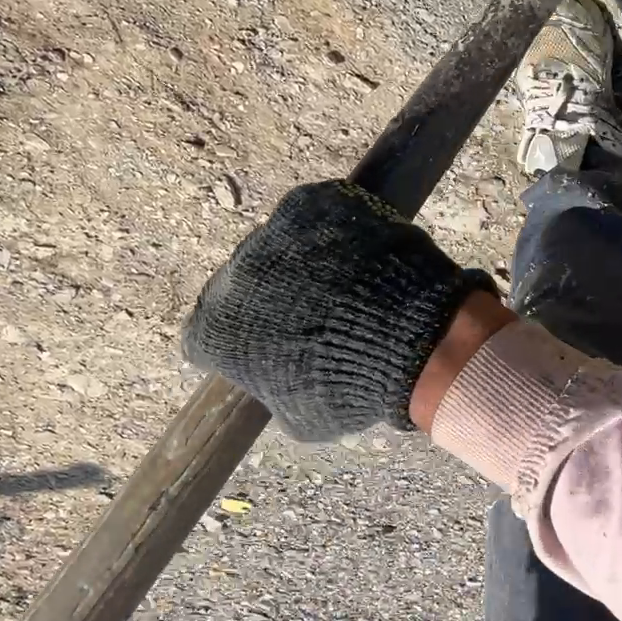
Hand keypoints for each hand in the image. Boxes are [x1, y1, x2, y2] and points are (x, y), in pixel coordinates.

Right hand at [182, 180, 496, 440]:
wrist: (409, 335)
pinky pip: (320, 208)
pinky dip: (340, 219)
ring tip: (357, 274)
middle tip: (329, 302)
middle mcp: (229, 279)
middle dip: (279, 290)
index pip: (212, 328)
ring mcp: (270, 236)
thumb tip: (284, 376)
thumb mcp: (303, 417)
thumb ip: (277, 390)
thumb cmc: (354, 386)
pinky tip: (367, 239)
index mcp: (211, 332)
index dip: (249, 331)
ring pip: (285, 243)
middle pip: (249, 279)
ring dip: (310, 254)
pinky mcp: (310, 204)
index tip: (280, 334)